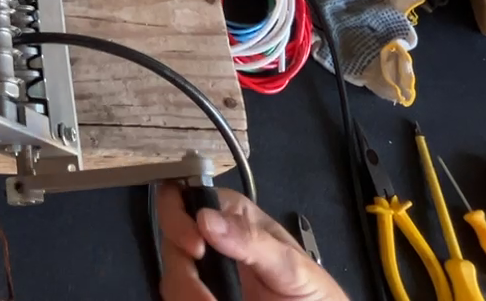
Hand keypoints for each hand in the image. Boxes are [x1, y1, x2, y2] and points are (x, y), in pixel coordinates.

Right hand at [157, 183, 347, 300]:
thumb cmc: (314, 293)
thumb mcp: (291, 266)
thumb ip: (251, 240)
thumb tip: (204, 218)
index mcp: (230, 214)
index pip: (181, 195)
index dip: (176, 216)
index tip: (194, 249)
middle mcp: (210, 236)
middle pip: (171, 241)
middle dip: (183, 273)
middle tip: (206, 300)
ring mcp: (205, 271)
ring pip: (172, 275)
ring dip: (185, 294)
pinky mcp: (202, 295)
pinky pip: (178, 294)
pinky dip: (187, 299)